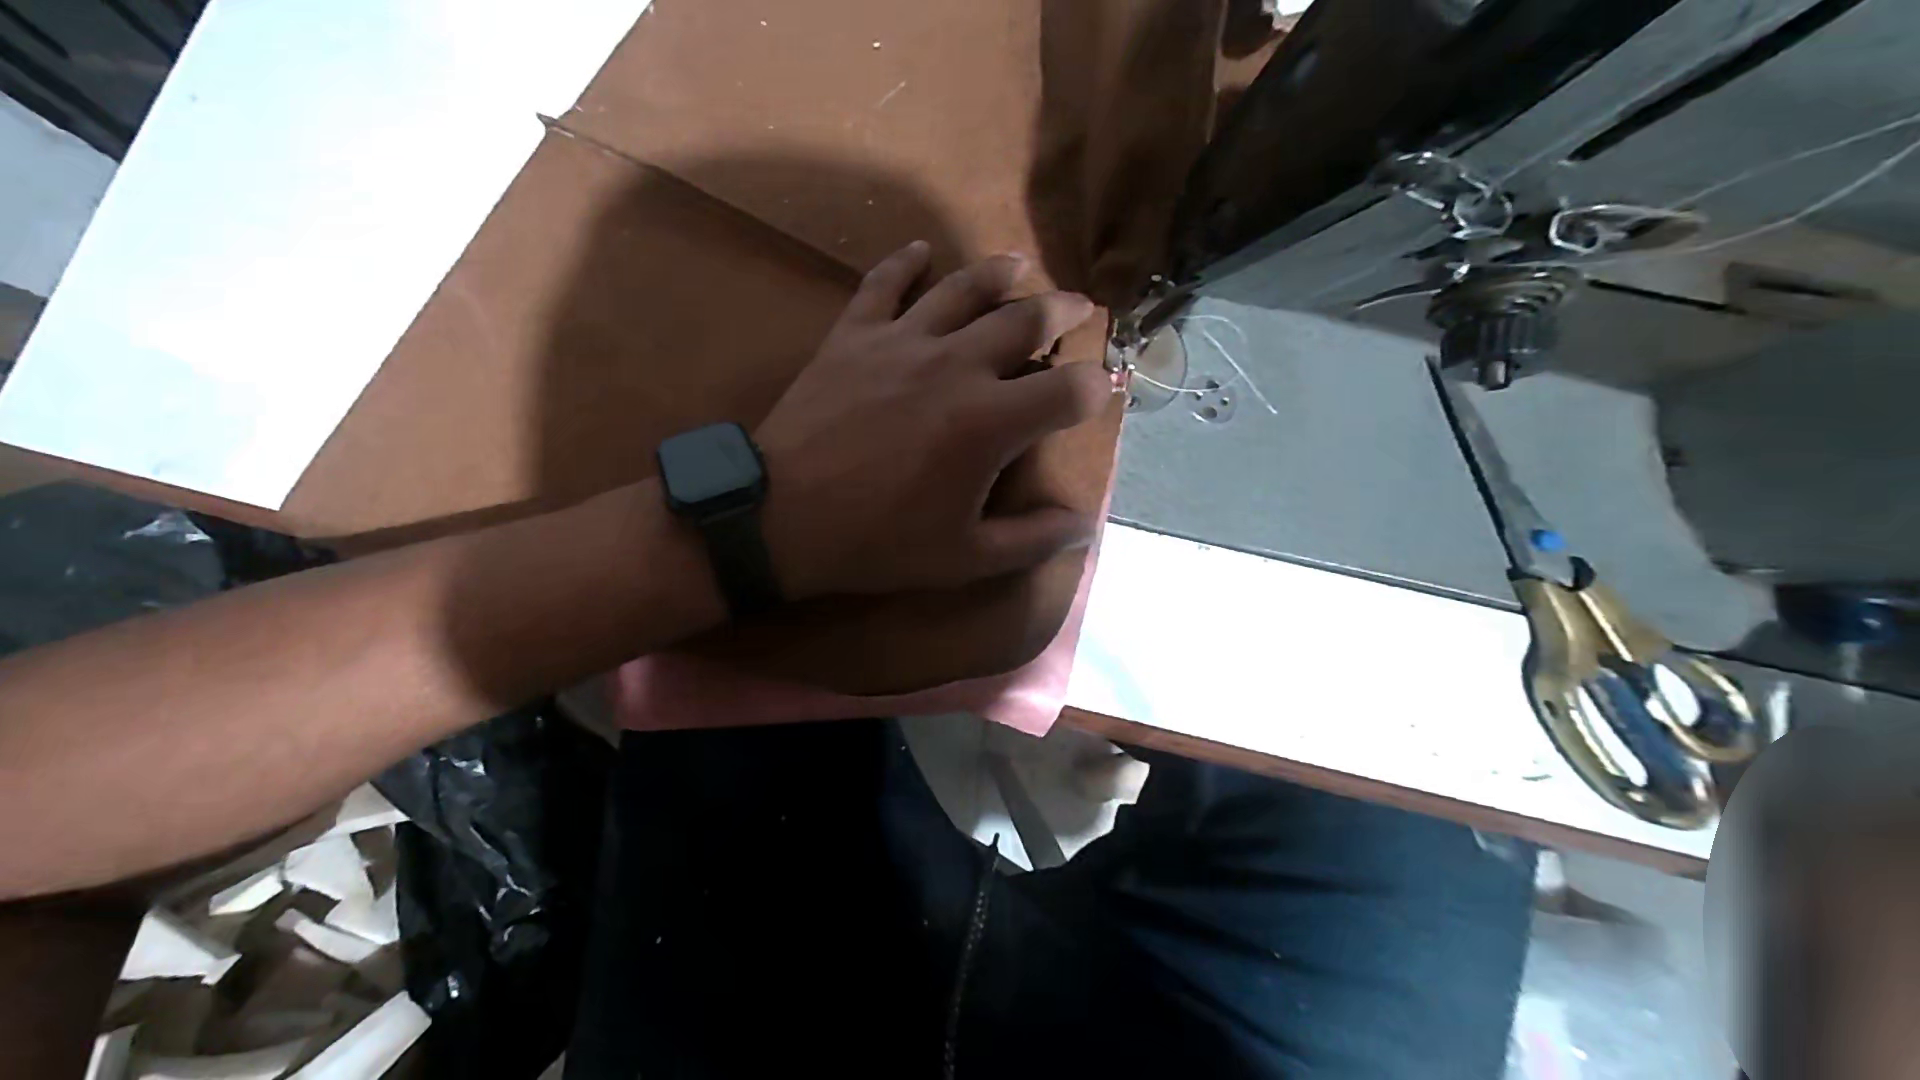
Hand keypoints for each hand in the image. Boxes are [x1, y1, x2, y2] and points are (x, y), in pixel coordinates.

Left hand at [755, 241, 1115, 599]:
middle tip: (1079, 308)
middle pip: (1026, 320)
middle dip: (1064, 312)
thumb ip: (1032, 539)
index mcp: (992, 422)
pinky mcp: (854, 334)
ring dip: (1000, 273)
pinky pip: (884, 284)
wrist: (781, 517)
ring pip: (964, 288)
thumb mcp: (965, 557)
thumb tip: (1083, 527)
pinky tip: (920, 251)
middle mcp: (957, 366)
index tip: (1102, 389)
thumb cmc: (878, 541)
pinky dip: (905, 263)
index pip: (1070, 390)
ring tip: (1020, 266)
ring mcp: (903, 341)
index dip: (1097, 388)